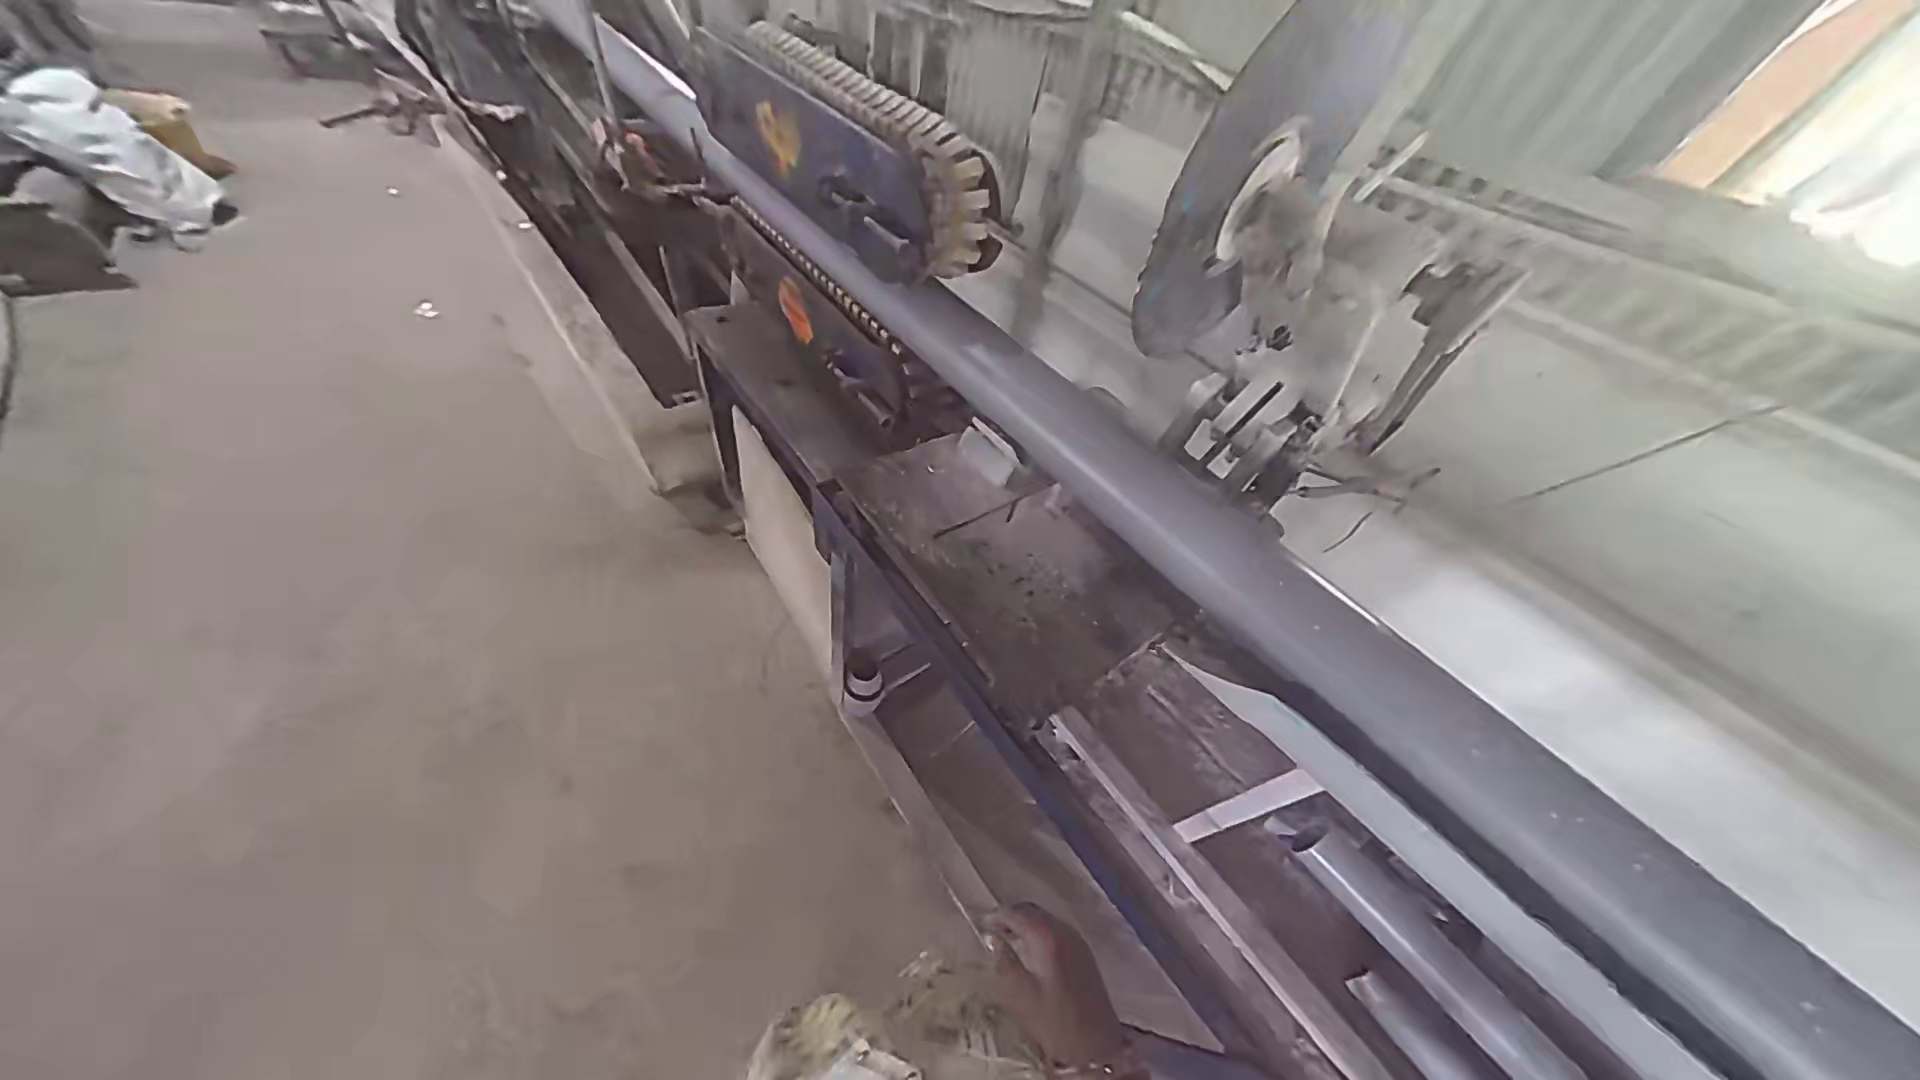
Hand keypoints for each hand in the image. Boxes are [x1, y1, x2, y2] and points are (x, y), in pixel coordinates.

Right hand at [981, 903, 1131, 1074]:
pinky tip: (1032, 948)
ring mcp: (1076, 938)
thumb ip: (1004, 961)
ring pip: (1044, 917)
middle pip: (1031, 910)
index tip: (981, 925)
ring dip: (1025, 922)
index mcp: (1046, 936)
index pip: (1016, 913)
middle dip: (1010, 916)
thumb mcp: (1021, 995)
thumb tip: (991, 938)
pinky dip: (1039, 930)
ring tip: (1008, 938)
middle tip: (993, 930)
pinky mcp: (1083, 950)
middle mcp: (1062, 929)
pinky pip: (1055, 928)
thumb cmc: (1055, 1022)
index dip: (996, 916)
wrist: (1096, 1045)